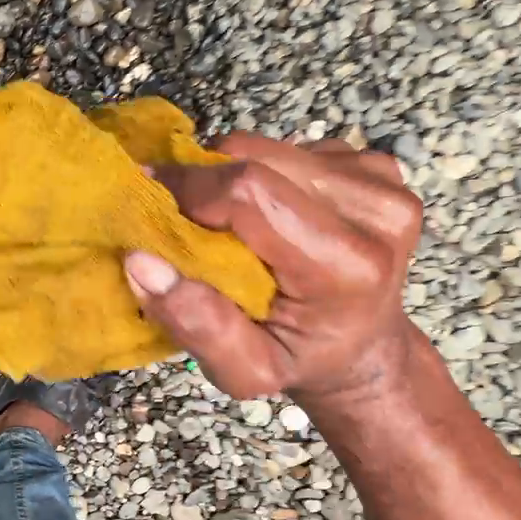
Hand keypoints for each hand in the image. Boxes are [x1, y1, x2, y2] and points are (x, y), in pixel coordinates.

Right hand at [123, 135, 424, 413]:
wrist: (363, 348)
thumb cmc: (298, 361)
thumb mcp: (243, 372)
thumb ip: (194, 323)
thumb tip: (139, 261)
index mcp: (346, 264)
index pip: (248, 190)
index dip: (186, 189)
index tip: (147, 209)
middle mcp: (377, 211)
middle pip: (251, 158)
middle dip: (200, 182)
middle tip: (180, 222)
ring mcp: (380, 181)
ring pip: (263, 147)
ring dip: (225, 176)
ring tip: (224, 223)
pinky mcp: (372, 165)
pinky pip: (284, 148)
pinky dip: (255, 173)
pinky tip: (262, 213)